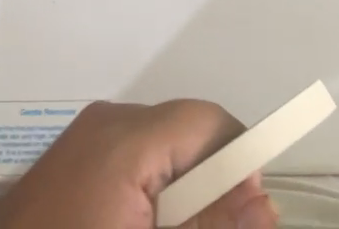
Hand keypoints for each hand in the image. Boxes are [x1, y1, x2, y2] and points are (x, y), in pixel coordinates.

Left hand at [0, 100, 275, 228]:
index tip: (245, 213)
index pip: (210, 122)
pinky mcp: (72, 154)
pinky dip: (149, 187)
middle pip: (188, 133)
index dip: (239, 163)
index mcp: (127, 137)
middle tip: (206, 227)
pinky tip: (139, 220)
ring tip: (167, 225)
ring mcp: (85, 134)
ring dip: (180, 188)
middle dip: (209, 182)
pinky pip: (131, 155)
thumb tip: (266, 204)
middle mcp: (107, 119)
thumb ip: (211, 225)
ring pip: (162, 146)